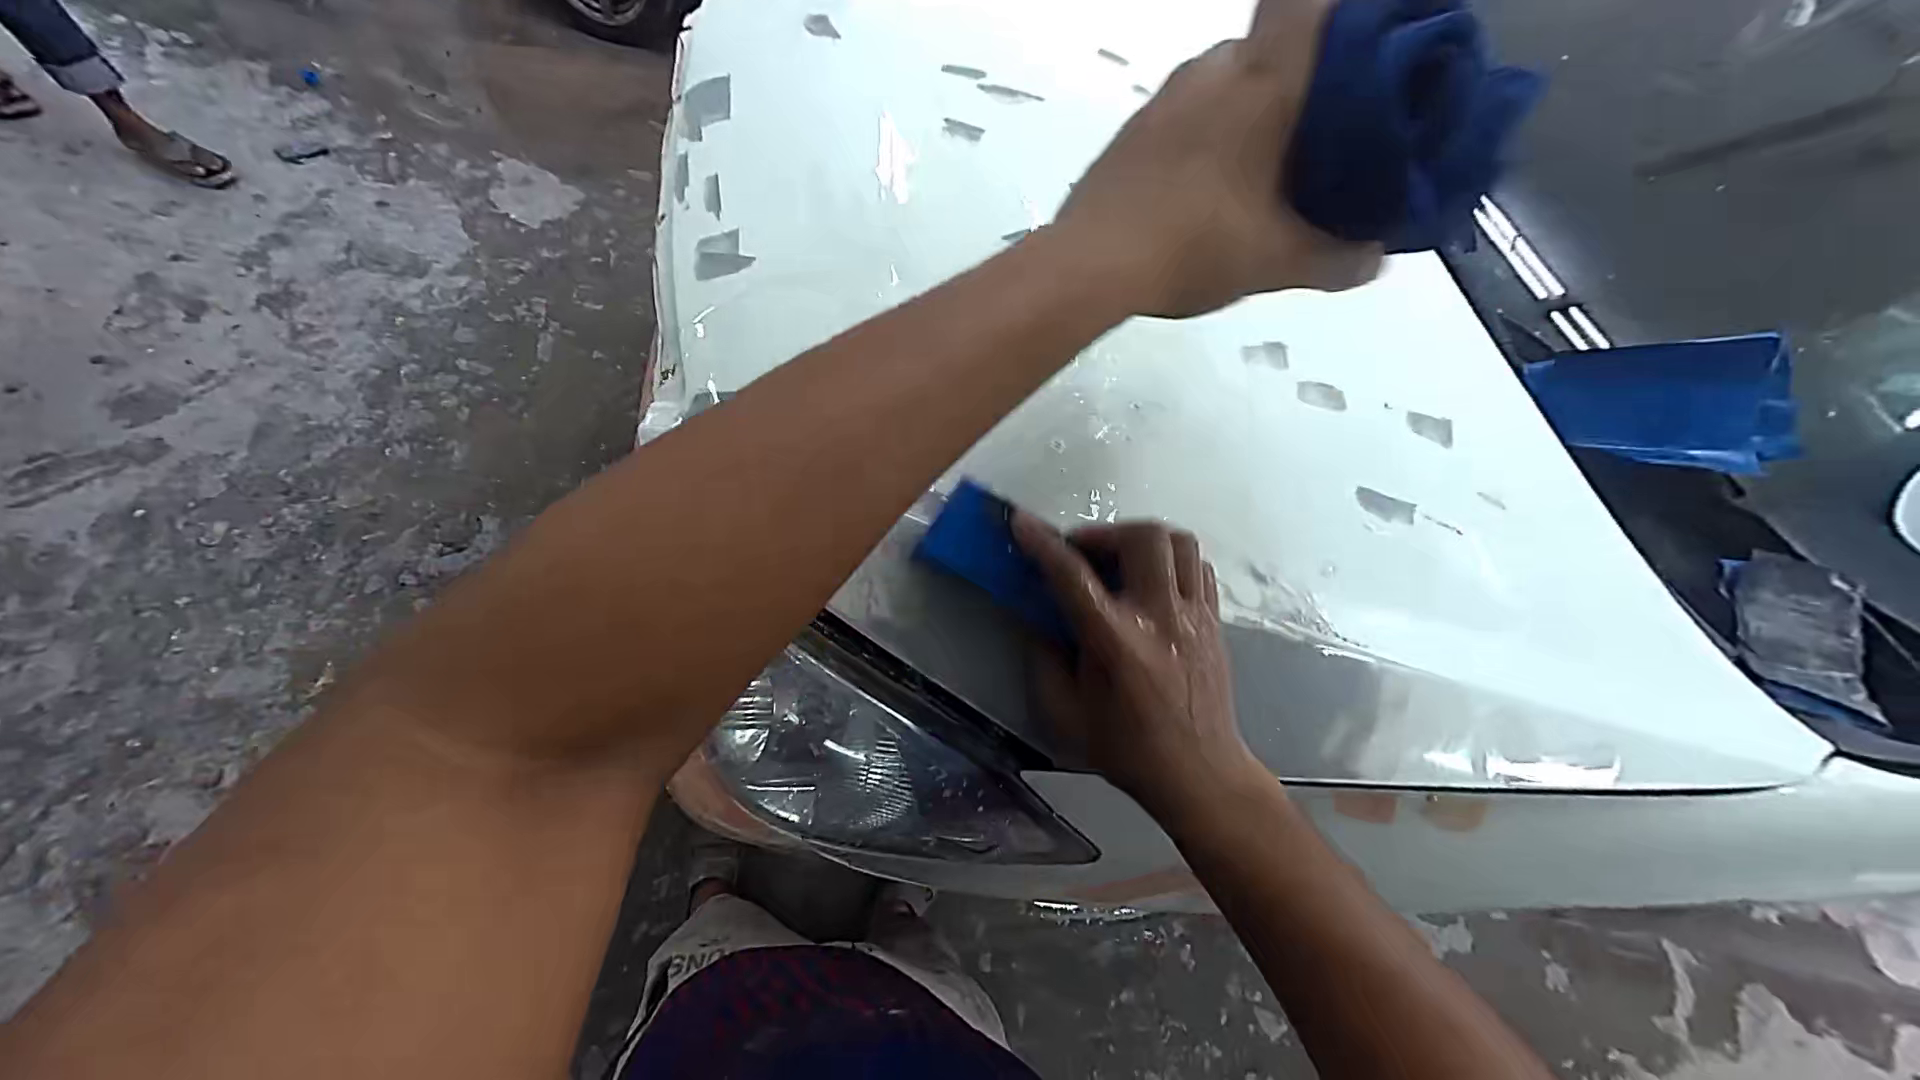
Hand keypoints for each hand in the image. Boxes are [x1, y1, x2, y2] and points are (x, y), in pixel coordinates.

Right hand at [1012, 514, 1263, 819]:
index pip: (1073, 576)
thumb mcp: (1066, 713)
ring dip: (1142, 539)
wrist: (1200, 774)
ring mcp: (1194, 616)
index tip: (1022, 522)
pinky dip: (1170, 561)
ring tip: (1120, 560)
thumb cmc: (1127, 749)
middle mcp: (1160, 618)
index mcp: (1116, 642)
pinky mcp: (1214, 621)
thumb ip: (1045, 659)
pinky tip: (1152, 583)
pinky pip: (1197, 566)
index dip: (1043, 544)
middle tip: (1082, 553)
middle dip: (1103, 533)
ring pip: (1179, 542)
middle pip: (1143, 539)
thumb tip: (1040, 618)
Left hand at [1049, 0, 1382, 317]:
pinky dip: (1198, 135)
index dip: (1340, 13)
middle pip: (1266, 43)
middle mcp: (1209, 69)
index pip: (1309, 2)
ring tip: (1255, 166)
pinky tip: (1199, 185)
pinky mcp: (1126, 134)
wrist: (1088, 267)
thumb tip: (1374, 261)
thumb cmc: (1191, 248)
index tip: (1357, 53)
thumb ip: (1332, 259)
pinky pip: (1179, 114)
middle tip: (1312, 129)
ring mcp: (1160, 100)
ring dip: (1240, 110)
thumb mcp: (1272, 262)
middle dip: (1292, 78)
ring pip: (1219, 80)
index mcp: (1262, 78)